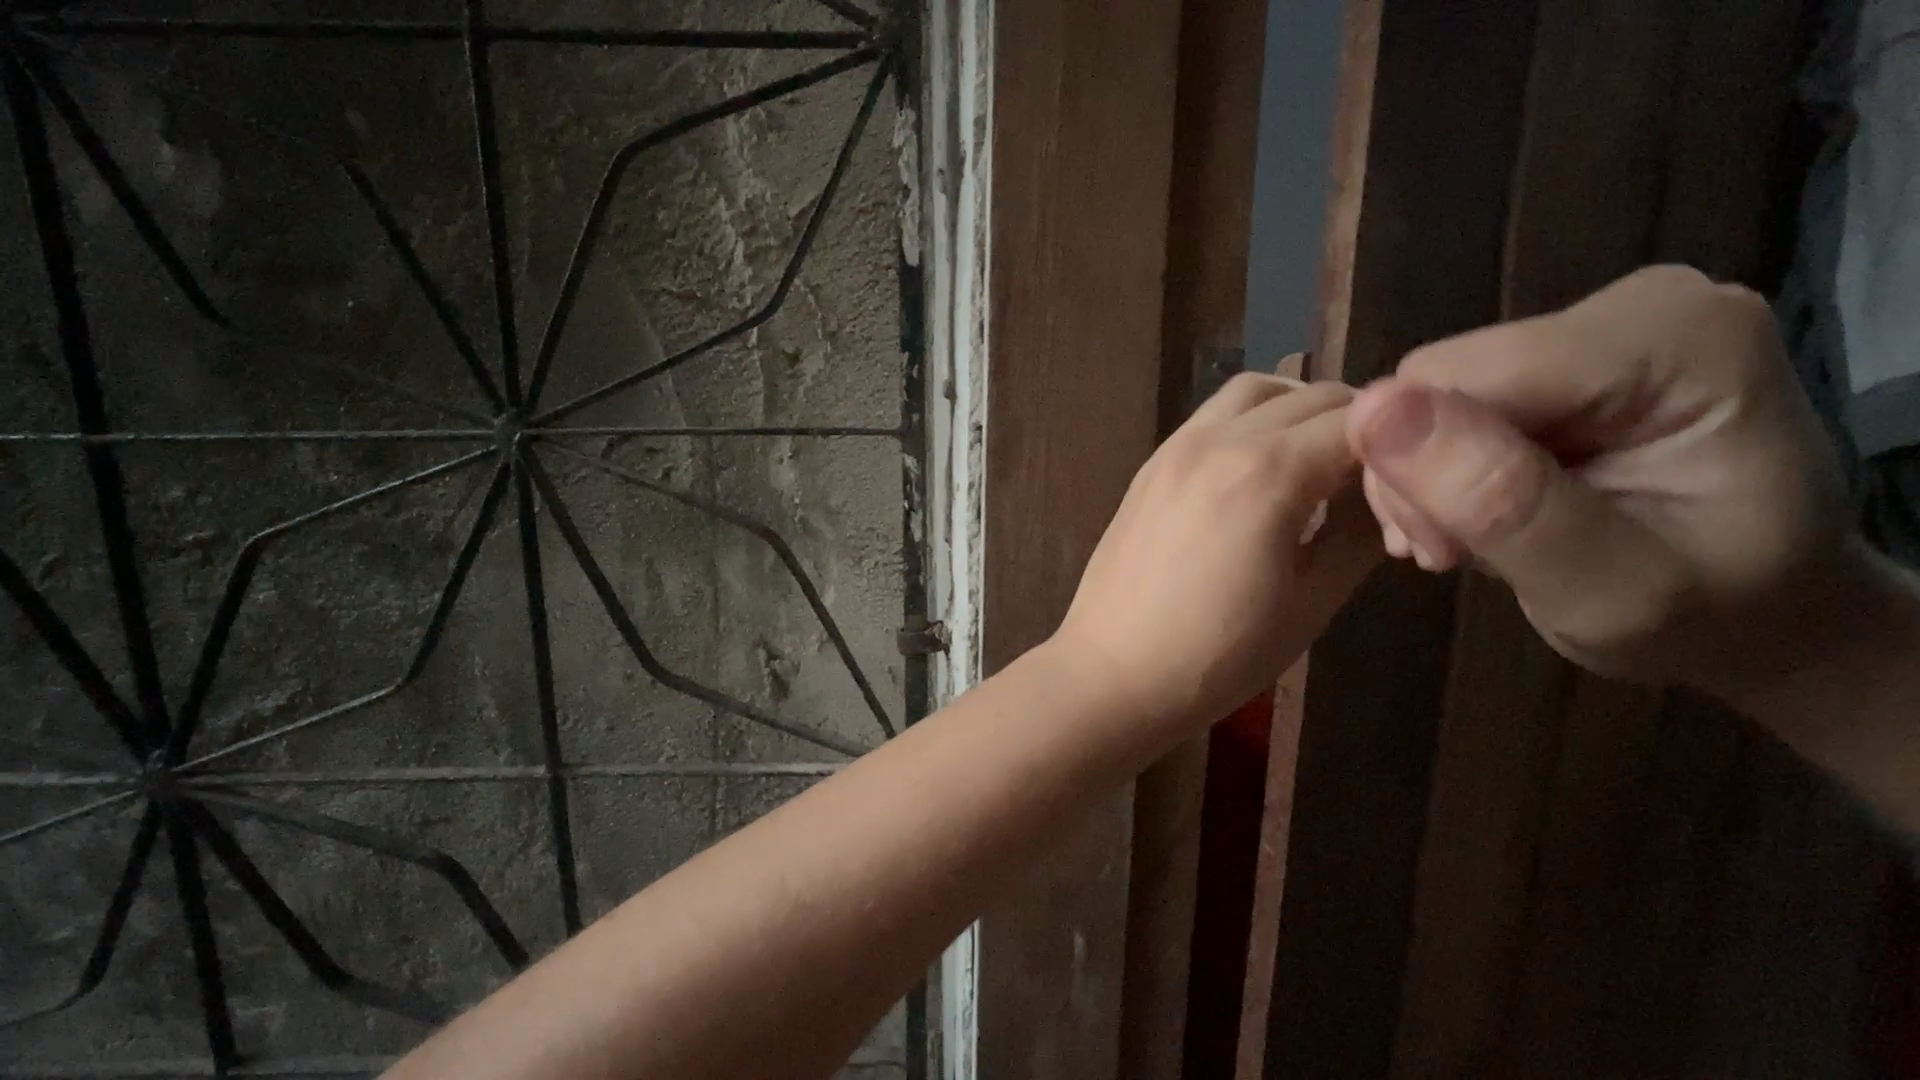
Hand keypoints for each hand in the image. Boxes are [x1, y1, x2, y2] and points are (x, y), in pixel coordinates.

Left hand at [1052, 375, 1381, 727]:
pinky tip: (1262, 468)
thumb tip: (1386, 496)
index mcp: (1269, 473)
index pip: (1362, 424)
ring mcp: (1178, 446)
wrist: (1113, 675)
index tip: (1413, 489)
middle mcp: (1222, 440)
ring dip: (1300, 408)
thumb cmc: (1218, 656)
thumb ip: (1357, 536)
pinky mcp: (1152, 463)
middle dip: (1360, 425)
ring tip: (1320, 459)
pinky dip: (1253, 419)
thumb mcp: (1309, 605)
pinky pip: (1214, 414)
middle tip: (1376, 477)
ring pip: (1257, 390)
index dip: (1401, 450)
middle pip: (1314, 397)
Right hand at [1346, 264, 1857, 703]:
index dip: (1420, 465)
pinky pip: (1452, 402)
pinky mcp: (1566, 352)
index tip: (1444, 553)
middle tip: (1456, 554)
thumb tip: (1369, 409)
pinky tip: (1480, 513)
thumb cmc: (1710, 620)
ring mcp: (1600, 324)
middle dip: (1425, 476)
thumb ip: (1499, 500)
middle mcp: (1635, 304)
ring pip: (1434, 393)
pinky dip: (1447, 467)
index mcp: (1671, 339)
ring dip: (1430, 479)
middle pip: (1440, 378)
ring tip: (1472, 545)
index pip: (1456, 376)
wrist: (1771, 621)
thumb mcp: (1605, 592)